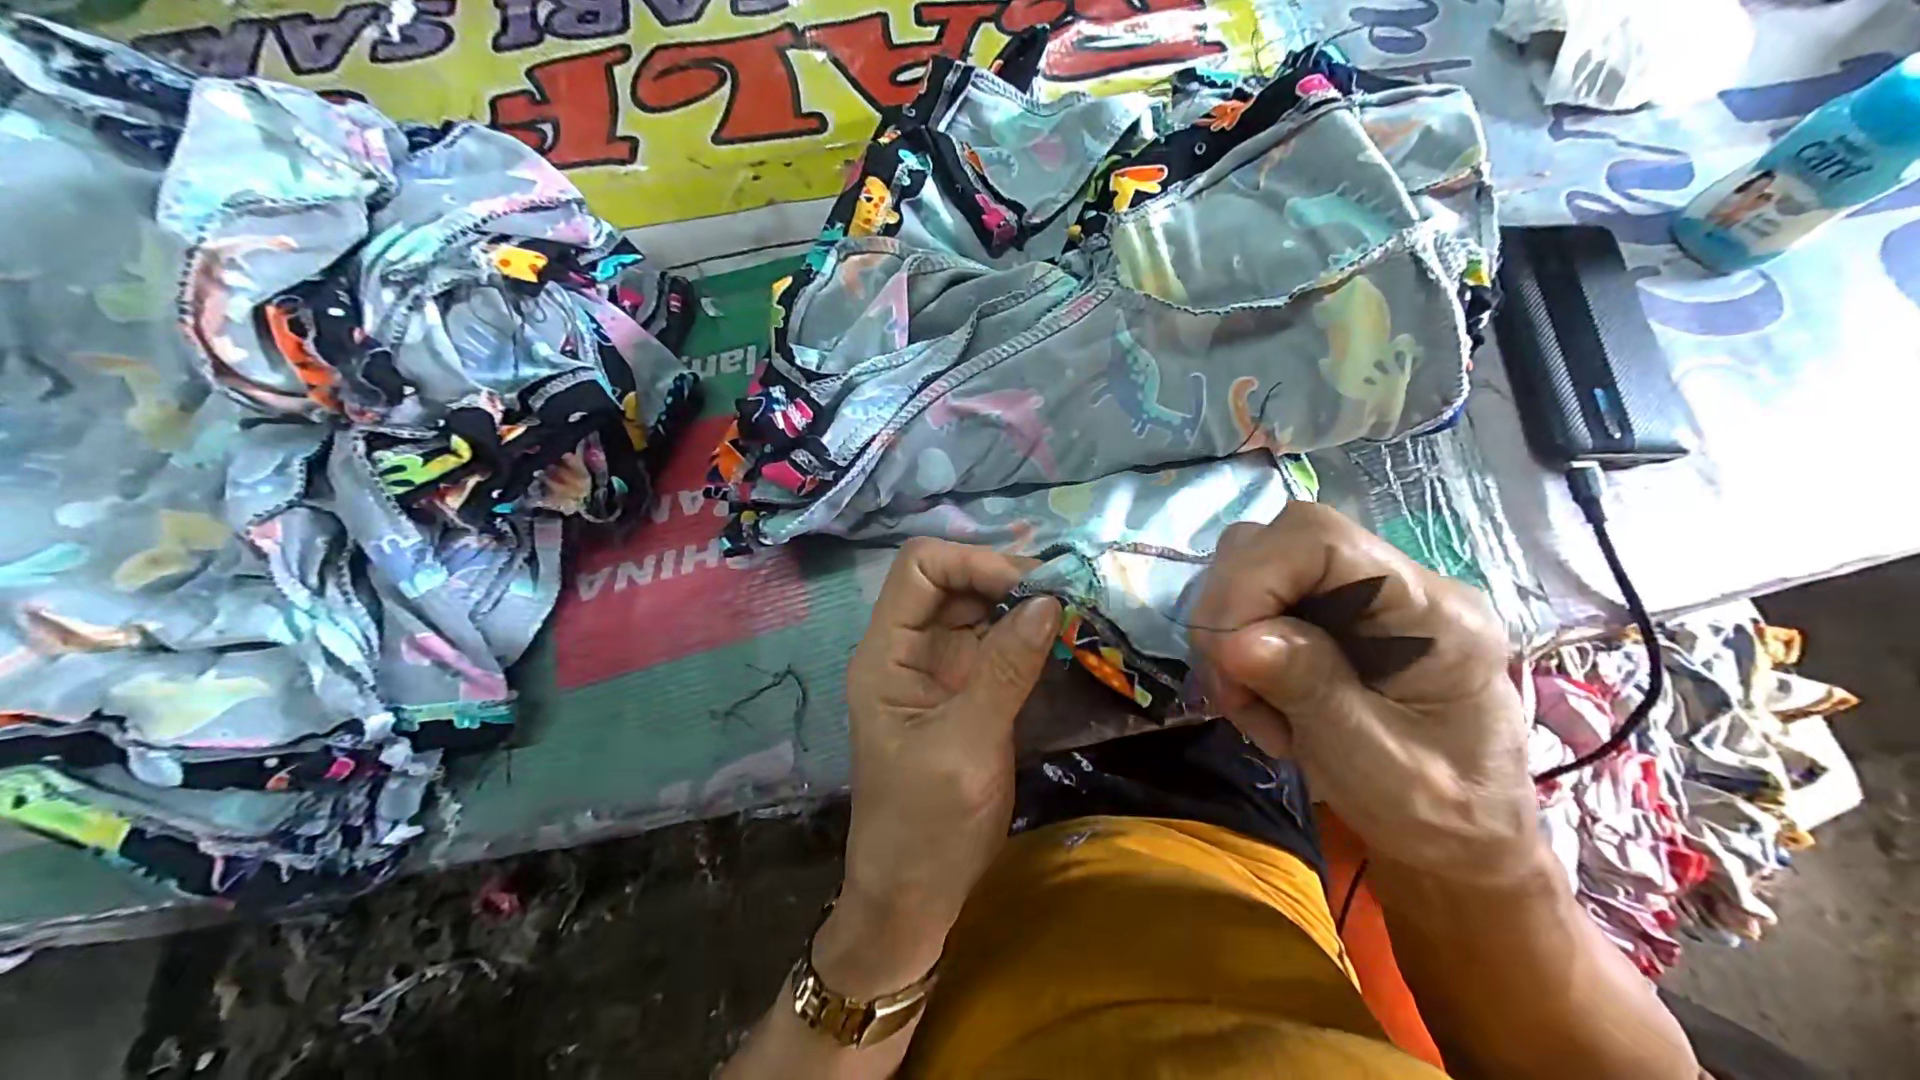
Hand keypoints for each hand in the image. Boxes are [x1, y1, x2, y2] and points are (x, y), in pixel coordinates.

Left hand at [827, 538, 1058, 991]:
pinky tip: (1065, 639)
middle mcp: (912, 649)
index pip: (919, 568)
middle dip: (1007, 578)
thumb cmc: (925, 825)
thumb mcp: (966, 746)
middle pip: (954, 582)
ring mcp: (942, 669)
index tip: (1030, 584)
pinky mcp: (970, 692)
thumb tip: (1048, 600)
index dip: (972, 561)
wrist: (915, 894)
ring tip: (1075, 610)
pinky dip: (1030, 636)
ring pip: (981, 610)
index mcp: (887, 653)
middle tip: (1067, 594)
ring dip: (1024, 604)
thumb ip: (1004, 670)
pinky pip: (1000, 645)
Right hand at [1191, 504, 1538, 884]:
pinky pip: (1257, 597)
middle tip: (1232, 690)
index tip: (1226, 653)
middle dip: (1232, 610)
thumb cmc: (1437, 814)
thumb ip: (1313, 691)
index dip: (1252, 578)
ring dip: (1229, 630)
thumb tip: (1235, 640)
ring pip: (1257, 564)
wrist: (1462, 840)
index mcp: (1435, 613)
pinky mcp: (1332, 612)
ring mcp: (1362, 595)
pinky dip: (1234, 643)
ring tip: (1248, 701)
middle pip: (1278, 542)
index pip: (1321, 539)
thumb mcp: (1376, 766)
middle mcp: (1398, 584)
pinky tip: (1256, 694)